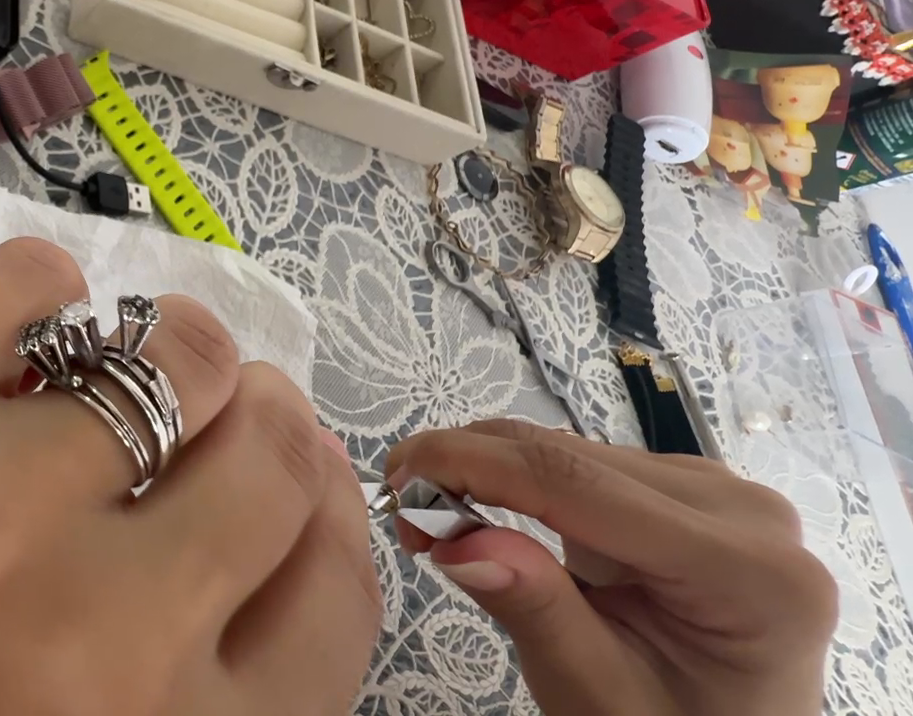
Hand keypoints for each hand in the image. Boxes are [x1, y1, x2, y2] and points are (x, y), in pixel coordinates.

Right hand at [386, 420, 836, 715]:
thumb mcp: (596, 692)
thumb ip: (533, 610)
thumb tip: (448, 539)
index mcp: (746, 570)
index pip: (571, 482)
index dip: (466, 465)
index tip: (392, 482)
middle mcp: (737, 506)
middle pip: (557, 455)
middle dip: (458, 469)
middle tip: (402, 517)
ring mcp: (708, 486)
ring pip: (552, 447)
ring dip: (475, 470)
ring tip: (436, 523)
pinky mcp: (674, 481)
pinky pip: (565, 457)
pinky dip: (504, 475)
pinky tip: (480, 510)